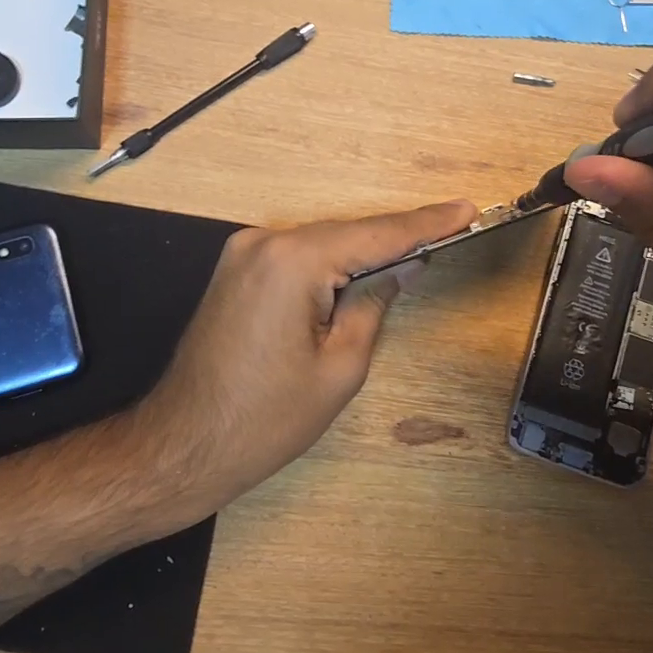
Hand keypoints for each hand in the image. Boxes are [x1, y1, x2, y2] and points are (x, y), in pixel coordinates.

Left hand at [127, 200, 477, 518]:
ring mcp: (242, 253)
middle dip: (396, 240)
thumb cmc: (266, 418)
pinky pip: (296, 258)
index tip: (467, 209)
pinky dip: (329, 265)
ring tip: (415, 256)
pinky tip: (360, 275)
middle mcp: (263, 242)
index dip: (426, 223)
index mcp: (292, 260)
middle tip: (452, 232)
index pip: (375, 234)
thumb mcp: (340, 367)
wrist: (185, 443)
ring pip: (321, 245)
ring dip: (362, 255)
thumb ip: (374, 303)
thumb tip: (401, 267)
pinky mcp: (234, 270)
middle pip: (346, 234)